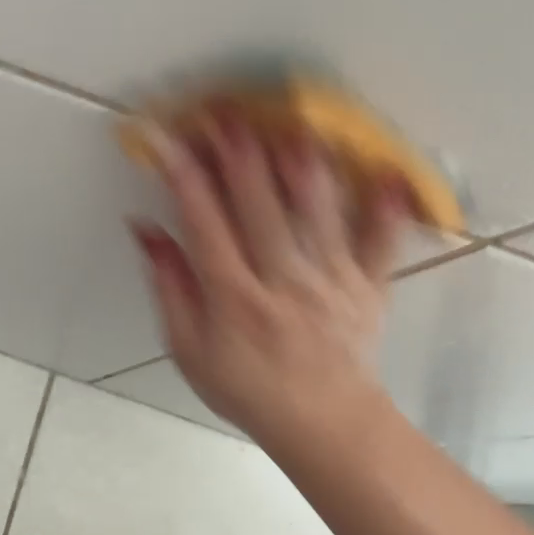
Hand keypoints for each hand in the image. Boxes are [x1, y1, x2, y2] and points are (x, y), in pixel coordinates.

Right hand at [128, 106, 406, 443]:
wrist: (323, 423)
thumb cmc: (245, 387)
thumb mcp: (187, 348)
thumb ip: (169, 286)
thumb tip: (147, 230)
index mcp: (233, 296)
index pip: (203, 222)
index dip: (183, 175)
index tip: (167, 138)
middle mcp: (283, 279)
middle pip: (259, 204)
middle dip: (239, 152)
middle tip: (226, 111)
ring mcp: (331, 279)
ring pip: (318, 209)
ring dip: (302, 161)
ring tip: (291, 120)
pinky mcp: (370, 284)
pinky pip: (381, 239)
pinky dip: (386, 204)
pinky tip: (386, 169)